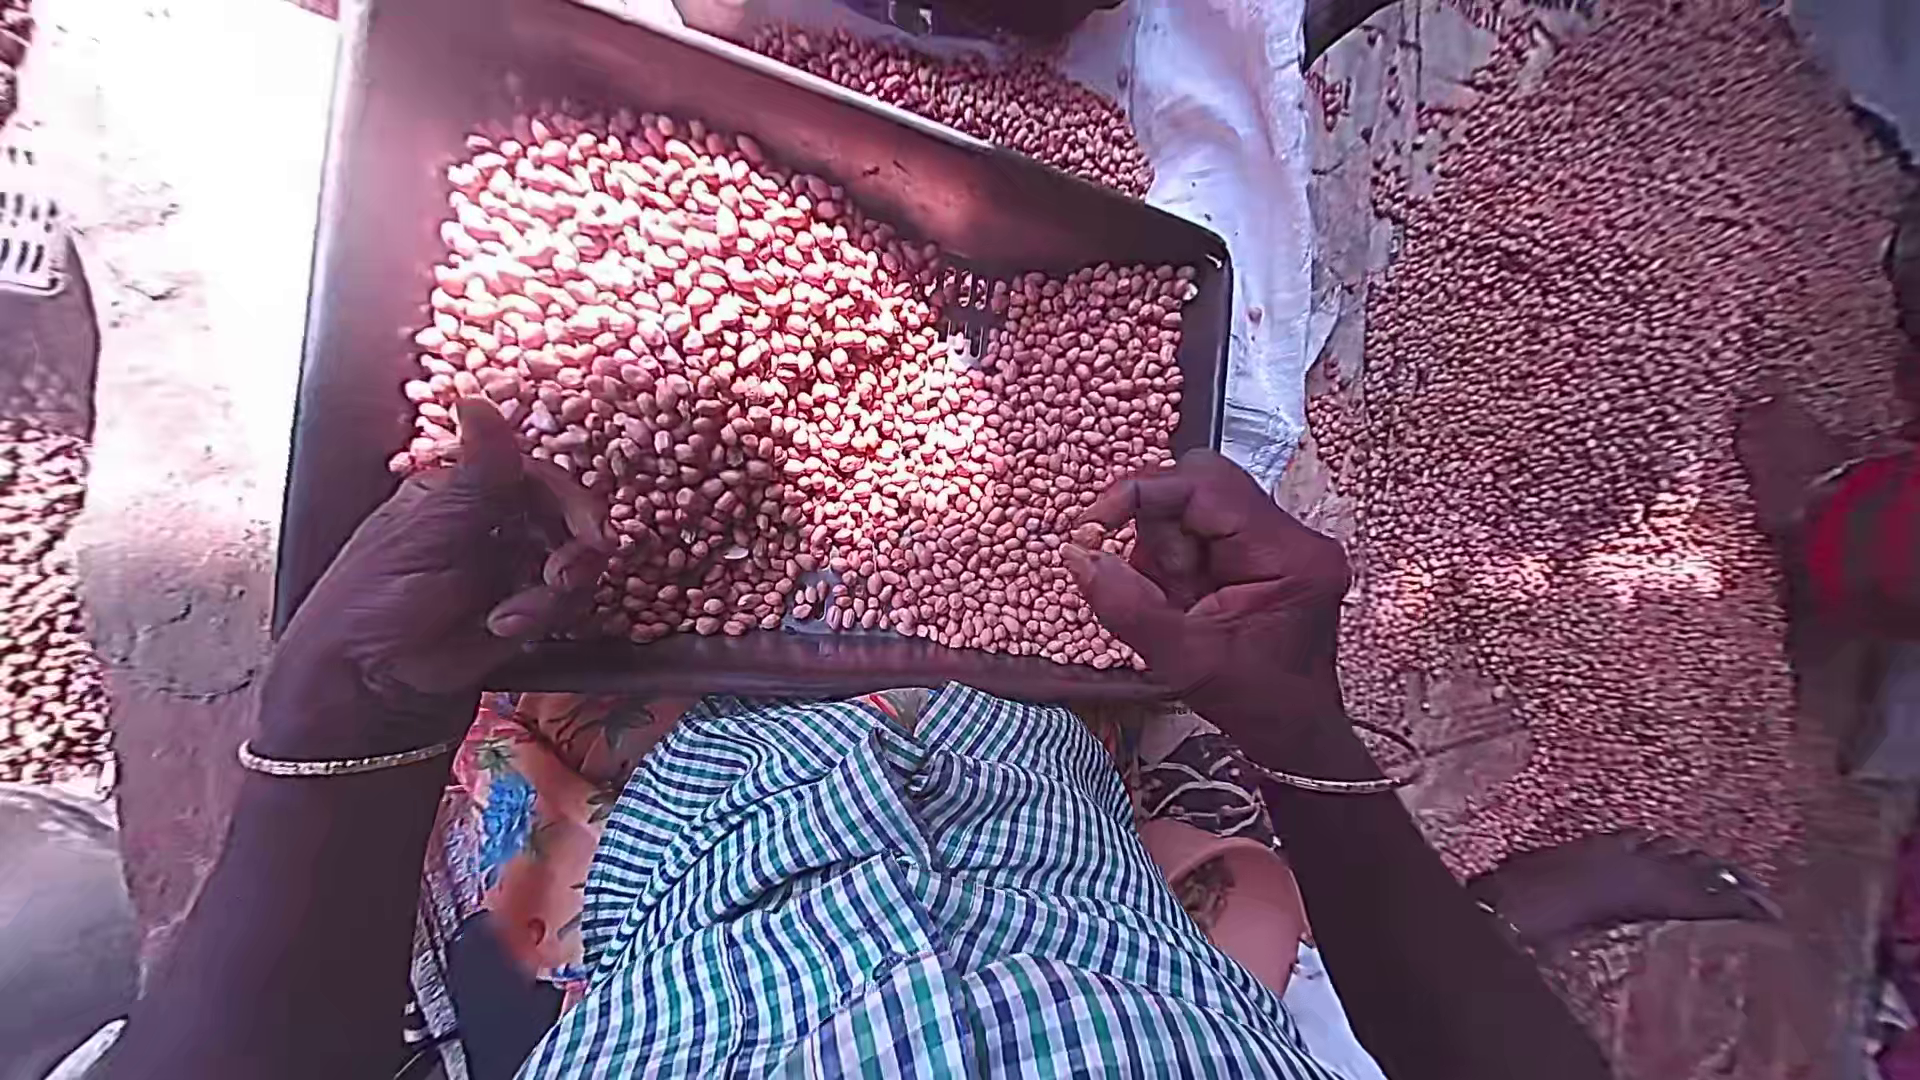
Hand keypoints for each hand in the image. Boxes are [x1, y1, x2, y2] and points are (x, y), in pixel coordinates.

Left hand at [258, 399, 610, 759]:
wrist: (370, 684)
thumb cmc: (376, 600)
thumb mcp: (428, 532)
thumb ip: (474, 473)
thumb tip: (476, 399)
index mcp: (470, 493)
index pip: (543, 481)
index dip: (575, 504)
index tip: (592, 533)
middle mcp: (502, 523)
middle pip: (573, 521)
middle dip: (577, 551)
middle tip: (565, 577)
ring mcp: (520, 564)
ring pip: (578, 560)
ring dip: (559, 589)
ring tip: (518, 616)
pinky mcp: (533, 601)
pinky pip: (570, 598)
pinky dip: (546, 614)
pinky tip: (506, 627)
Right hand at [1063, 450, 1351, 761]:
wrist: (1292, 729)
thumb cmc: (1251, 701)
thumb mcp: (1182, 659)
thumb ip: (1126, 605)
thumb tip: (1076, 553)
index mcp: (1286, 554)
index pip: (1204, 486)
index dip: (1138, 493)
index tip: (1091, 526)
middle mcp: (1288, 534)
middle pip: (1198, 482)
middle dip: (1153, 525)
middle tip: (1150, 578)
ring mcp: (1273, 539)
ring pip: (1189, 505)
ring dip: (1161, 550)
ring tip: (1178, 604)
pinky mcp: (1255, 550)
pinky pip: (1193, 530)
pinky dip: (1169, 561)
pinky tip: (1184, 600)